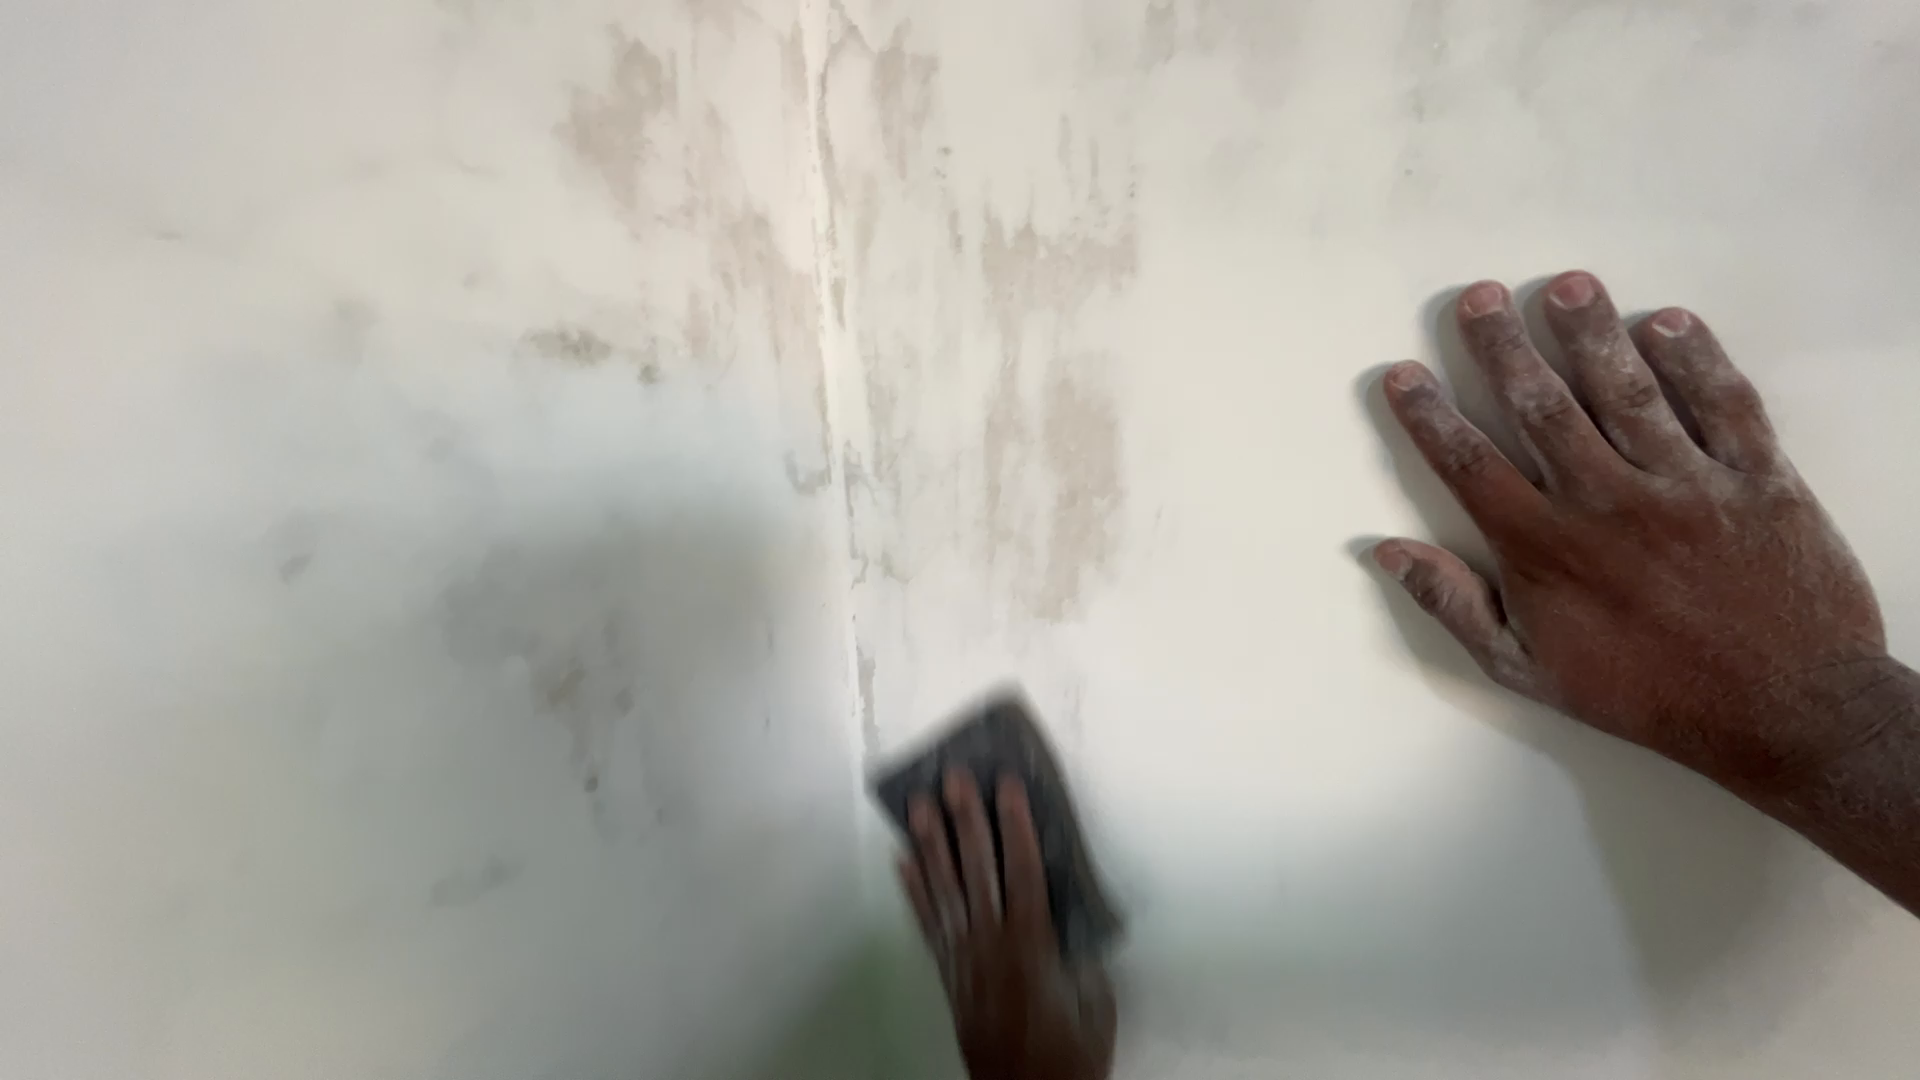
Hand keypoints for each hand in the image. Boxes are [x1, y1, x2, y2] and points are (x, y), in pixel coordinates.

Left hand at [898, 769, 1115, 1079]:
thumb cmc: (1071, 1049)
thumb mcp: (1094, 997)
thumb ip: (1077, 943)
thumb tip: (1067, 899)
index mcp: (1032, 943)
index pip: (1022, 868)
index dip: (1015, 823)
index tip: (1007, 783)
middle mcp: (990, 940)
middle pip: (976, 867)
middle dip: (965, 818)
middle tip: (954, 776)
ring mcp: (963, 954)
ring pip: (943, 886)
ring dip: (930, 841)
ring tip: (919, 802)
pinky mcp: (947, 970)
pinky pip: (926, 922)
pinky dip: (913, 889)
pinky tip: (902, 858)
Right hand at [1374, 272, 1887, 788]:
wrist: (1787, 714)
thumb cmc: (1638, 690)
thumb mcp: (1520, 667)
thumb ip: (1451, 604)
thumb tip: (1387, 552)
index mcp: (1544, 548)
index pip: (1469, 464)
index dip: (1430, 416)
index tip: (1403, 374)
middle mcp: (1608, 504)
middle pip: (1543, 410)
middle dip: (1503, 349)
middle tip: (1478, 298)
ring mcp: (1689, 487)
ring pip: (1630, 394)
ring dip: (1591, 335)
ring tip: (1563, 284)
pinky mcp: (1762, 481)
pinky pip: (1727, 407)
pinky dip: (1698, 361)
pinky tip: (1666, 322)